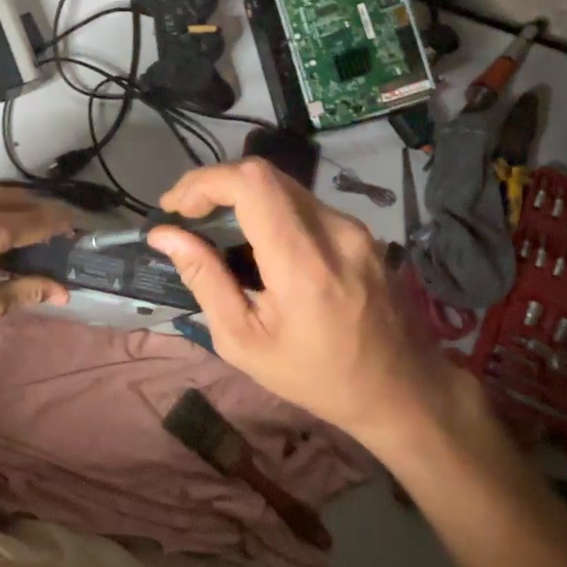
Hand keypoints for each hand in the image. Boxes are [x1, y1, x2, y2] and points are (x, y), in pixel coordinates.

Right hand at [145, 158, 466, 445]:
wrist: (401, 390)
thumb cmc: (315, 377)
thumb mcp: (244, 342)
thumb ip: (205, 281)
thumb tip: (165, 236)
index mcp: (303, 264)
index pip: (252, 184)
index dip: (205, 182)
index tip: (175, 207)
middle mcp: (334, 233)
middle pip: (265, 176)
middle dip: (215, 185)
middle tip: (185, 216)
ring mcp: (355, 229)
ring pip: (284, 188)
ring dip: (241, 199)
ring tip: (214, 231)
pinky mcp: (362, 233)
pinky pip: (305, 206)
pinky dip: (269, 213)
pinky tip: (256, 246)